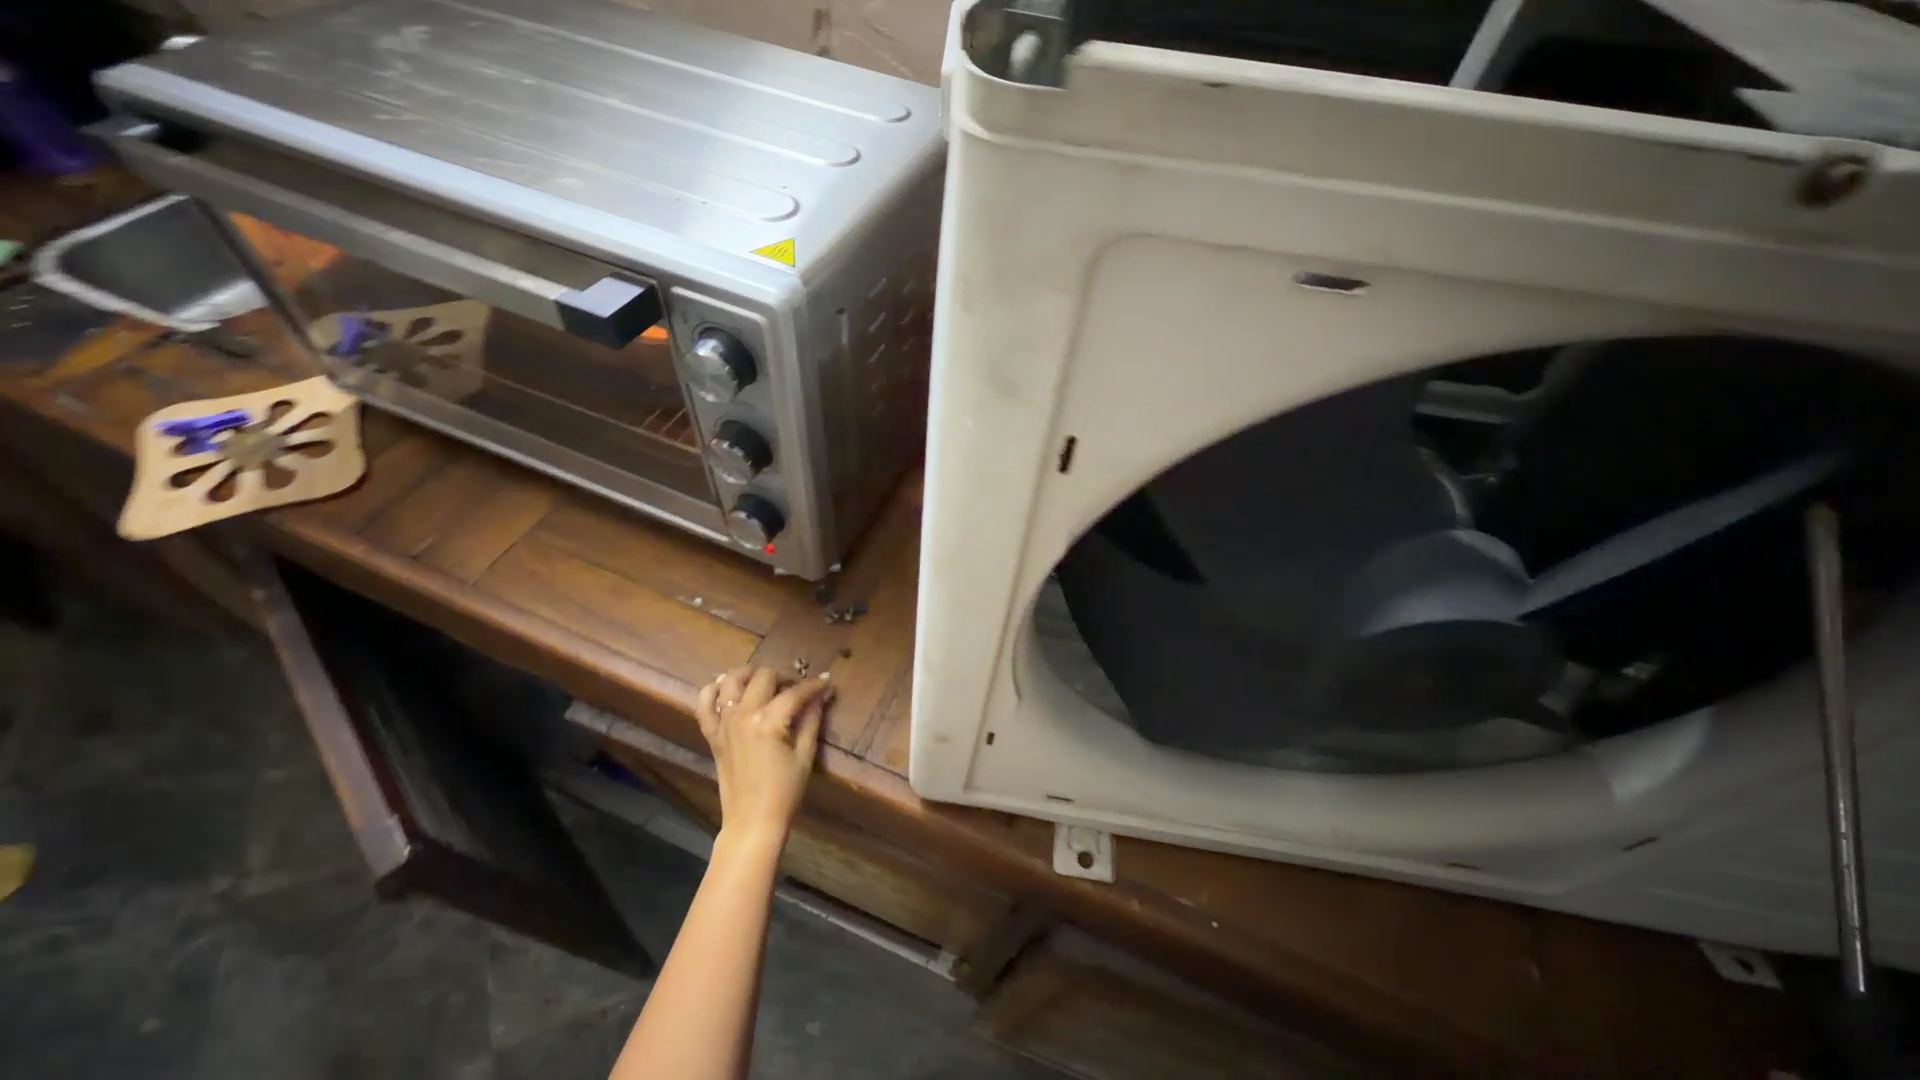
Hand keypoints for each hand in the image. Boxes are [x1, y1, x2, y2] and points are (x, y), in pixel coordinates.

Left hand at [697, 666, 833, 843]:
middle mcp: (743, 715)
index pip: (795, 692)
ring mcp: (724, 723)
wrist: (753, 820)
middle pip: (764, 677)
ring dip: (750, 674)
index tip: (825, 683)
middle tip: (796, 687)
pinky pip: (704, 703)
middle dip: (784, 675)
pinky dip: (713, 691)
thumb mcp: (805, 755)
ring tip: (764, 682)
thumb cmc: (785, 791)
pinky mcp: (712, 734)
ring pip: (731, 680)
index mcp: (769, 722)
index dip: (813, 685)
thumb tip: (821, 695)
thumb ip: (812, 720)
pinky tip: (727, 690)